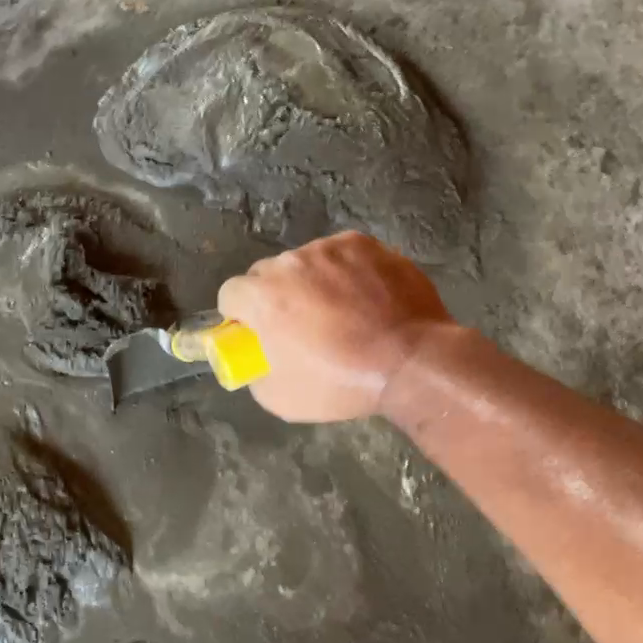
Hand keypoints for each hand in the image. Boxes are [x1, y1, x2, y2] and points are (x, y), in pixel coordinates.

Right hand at [217, 231, 462, 422]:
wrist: (413, 361)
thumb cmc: (343, 384)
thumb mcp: (281, 398)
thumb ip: (256, 371)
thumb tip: (257, 358)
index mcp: (261, 297)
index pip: (230, 295)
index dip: (242, 317)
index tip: (263, 334)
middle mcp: (288, 263)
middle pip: (267, 274)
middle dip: (277, 296)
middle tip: (305, 326)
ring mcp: (328, 249)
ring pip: (305, 262)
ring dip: (313, 282)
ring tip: (344, 312)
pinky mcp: (361, 243)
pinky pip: (341, 254)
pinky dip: (347, 271)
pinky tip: (366, 296)